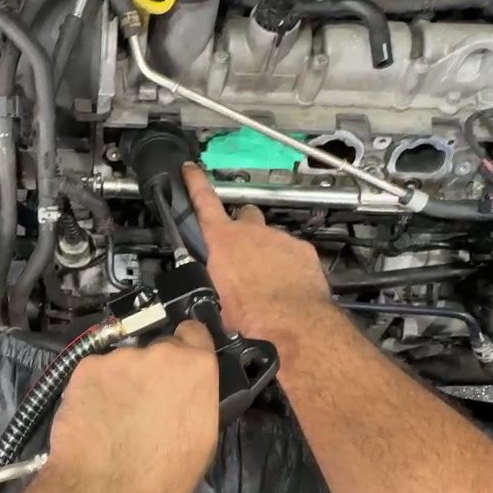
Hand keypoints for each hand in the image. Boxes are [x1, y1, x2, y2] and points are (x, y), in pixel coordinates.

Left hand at [40, 320, 218, 492]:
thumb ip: (197, 401)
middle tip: (145, 403)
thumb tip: (189, 393)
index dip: (187, 347)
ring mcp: (118, 358)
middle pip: (157, 350)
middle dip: (153, 371)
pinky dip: (96, 388)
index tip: (179, 365)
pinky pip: (96, 372)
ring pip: (124, 362)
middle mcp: (158, 353)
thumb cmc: (162, 478)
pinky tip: (95, 416)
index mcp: (195, 368)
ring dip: (123, 380)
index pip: (194, 332)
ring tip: (115, 416)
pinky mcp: (84, 368)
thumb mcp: (202, 440)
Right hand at [182, 164, 336, 343]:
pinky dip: (286, 262)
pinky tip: (285, 283)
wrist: (292, 323)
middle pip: (243, 217)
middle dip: (241, 228)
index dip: (195, 183)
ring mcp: (279, 238)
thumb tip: (211, 292)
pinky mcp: (302, 249)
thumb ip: (213, 283)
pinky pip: (290, 250)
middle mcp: (251, 232)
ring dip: (264, 251)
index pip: (204, 202)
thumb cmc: (251, 315)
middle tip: (239, 251)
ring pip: (268, 236)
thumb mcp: (216, 300)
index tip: (191, 169)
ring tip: (265, 278)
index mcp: (223, 241)